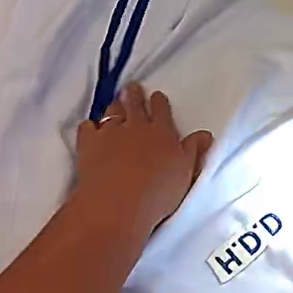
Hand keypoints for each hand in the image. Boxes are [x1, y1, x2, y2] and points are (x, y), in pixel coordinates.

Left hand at [72, 83, 212, 237]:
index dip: (158, 102)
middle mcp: (136, 126)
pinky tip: (89, 128)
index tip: (156, 96)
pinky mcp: (88, 143)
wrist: (120, 204)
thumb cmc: (159, 193)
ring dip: (114, 105)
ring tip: (115, 102)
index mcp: (162, 132)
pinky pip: (87, 127)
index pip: (161, 110)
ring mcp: (110, 132)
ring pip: (112, 112)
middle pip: (134, 104)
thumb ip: (194, 150)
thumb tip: (205, 134)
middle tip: (132, 88)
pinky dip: (89, 127)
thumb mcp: (185, 172)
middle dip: (134, 94)